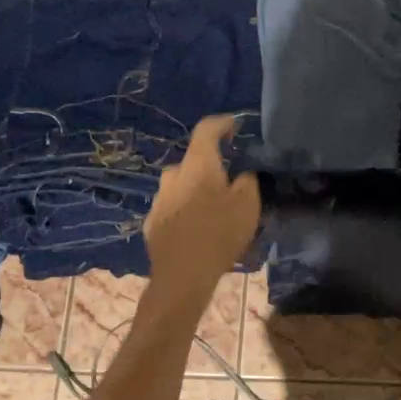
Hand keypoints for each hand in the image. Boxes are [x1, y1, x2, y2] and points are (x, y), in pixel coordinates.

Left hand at [144, 115, 261, 305]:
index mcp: (198, 164)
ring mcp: (159, 199)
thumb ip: (247, 180)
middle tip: (231, 182)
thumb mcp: (248, 204)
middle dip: (212, 167)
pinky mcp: (152, 222)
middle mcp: (173, 174)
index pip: (206, 128)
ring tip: (215, 210)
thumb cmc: (219, 234)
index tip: (235, 126)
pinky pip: (173, 207)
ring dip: (197, 190)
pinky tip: (198, 230)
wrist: (182, 277)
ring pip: (182, 185)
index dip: (223, 123)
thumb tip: (241, 174)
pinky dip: (186, 211)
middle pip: (195, 161)